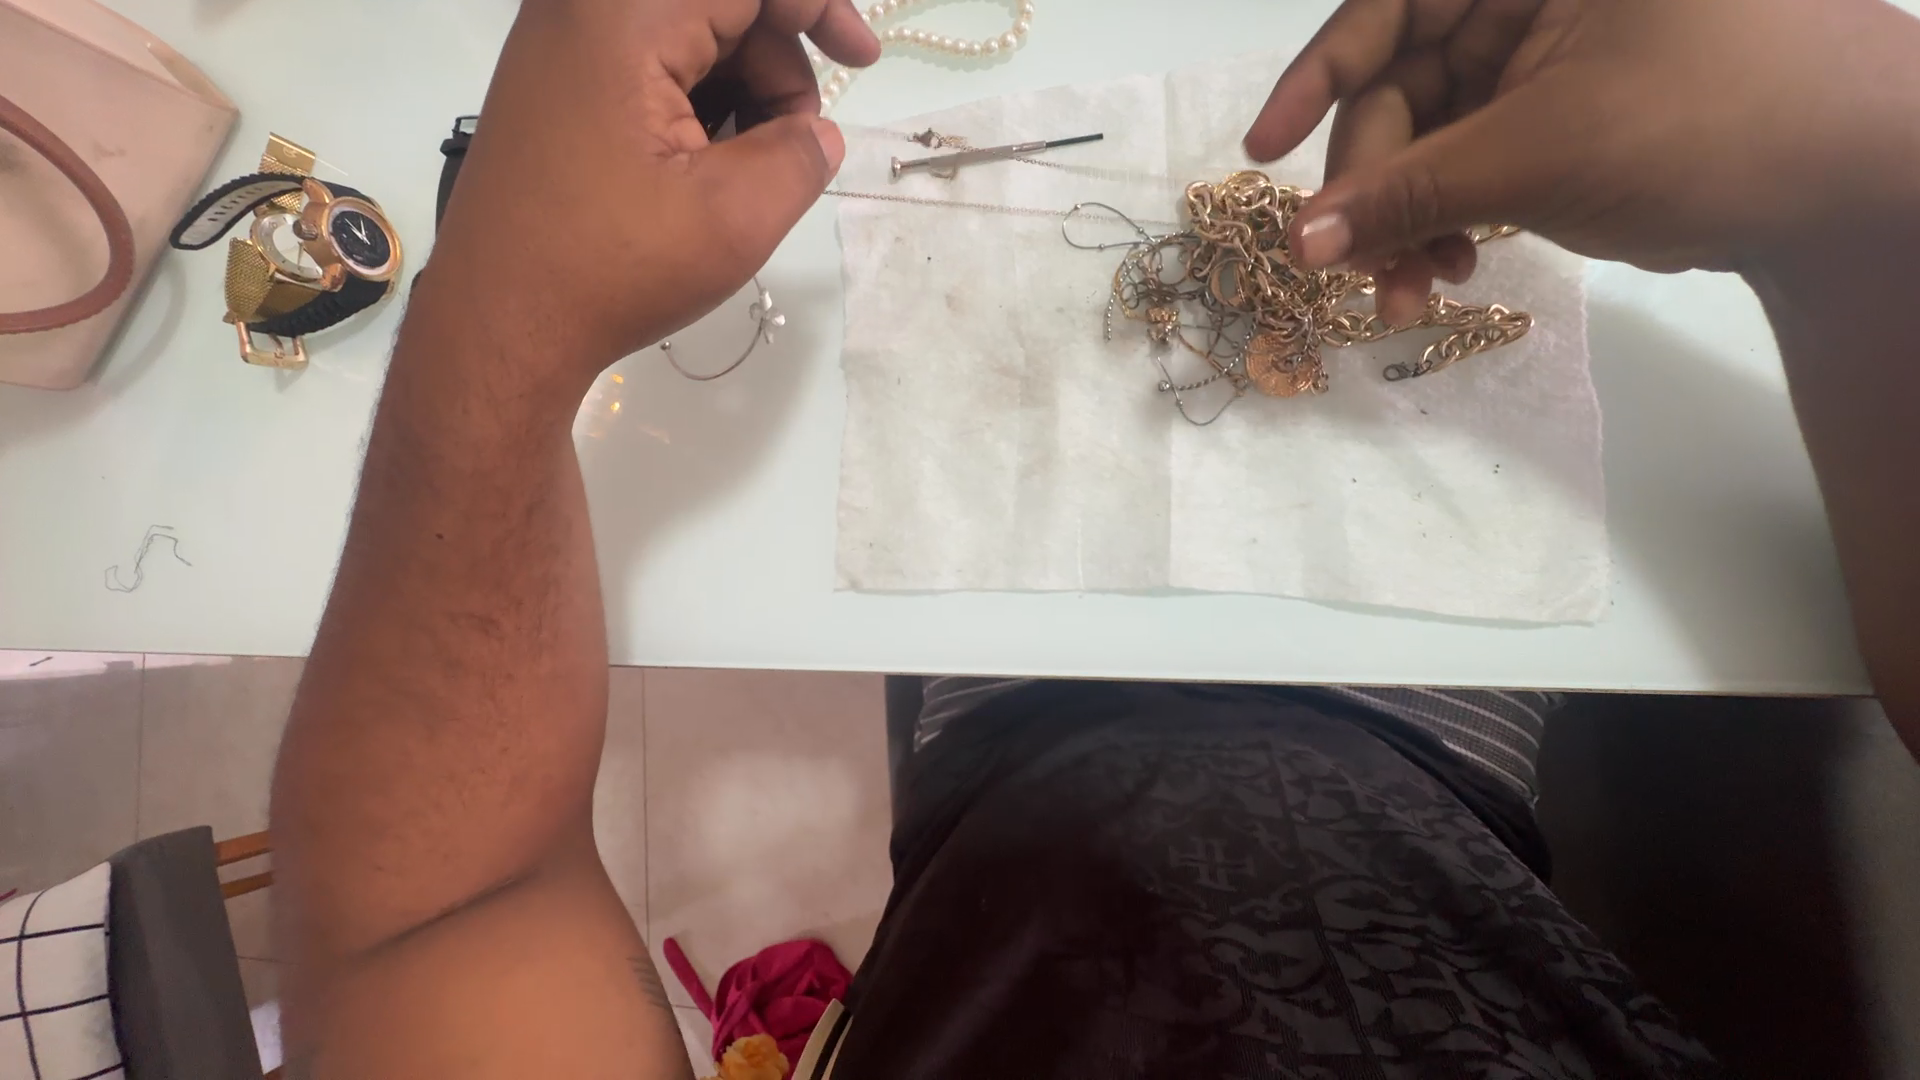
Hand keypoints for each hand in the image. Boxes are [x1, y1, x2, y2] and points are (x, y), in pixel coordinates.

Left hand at [414, 0, 877, 392]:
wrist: (505, 319)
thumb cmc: (617, 268)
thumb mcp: (736, 217)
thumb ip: (800, 157)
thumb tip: (820, 133)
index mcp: (625, 14)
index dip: (818, 7)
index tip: (862, 62)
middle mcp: (586, 7)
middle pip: (719, 6)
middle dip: (778, 67)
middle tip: (796, 150)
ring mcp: (566, 46)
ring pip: (690, 39)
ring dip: (742, 96)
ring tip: (747, 177)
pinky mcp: (561, 87)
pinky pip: (654, 70)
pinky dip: (700, 110)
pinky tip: (707, 172)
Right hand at [1243, 0, 1919, 324]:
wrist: (1841, 192)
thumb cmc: (1714, 123)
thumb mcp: (1540, 153)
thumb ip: (1404, 195)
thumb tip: (1294, 243)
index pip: (1392, 5)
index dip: (1318, 75)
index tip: (1265, 150)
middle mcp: (1524, 2)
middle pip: (1394, 97)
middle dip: (1372, 194)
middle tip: (1360, 274)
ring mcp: (1528, 68)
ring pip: (1414, 150)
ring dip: (1396, 230)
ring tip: (1406, 295)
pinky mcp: (1531, 128)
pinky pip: (1447, 178)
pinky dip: (1432, 232)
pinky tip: (1443, 275)